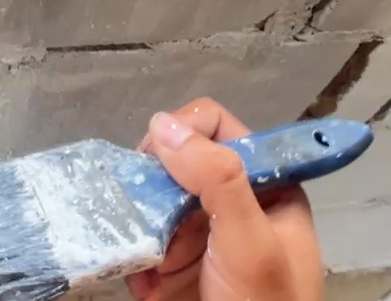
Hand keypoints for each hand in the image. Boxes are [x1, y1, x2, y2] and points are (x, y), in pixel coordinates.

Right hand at [125, 99, 323, 300]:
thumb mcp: (252, 246)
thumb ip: (217, 179)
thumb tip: (162, 123)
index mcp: (265, 190)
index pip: (217, 127)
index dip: (187, 132)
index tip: (166, 160)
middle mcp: (228, 204)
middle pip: (173, 154)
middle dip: (152, 176)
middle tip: (146, 202)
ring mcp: (194, 235)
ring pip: (146, 189)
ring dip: (133, 210)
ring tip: (137, 239)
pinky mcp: (164, 263)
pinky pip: (132, 230)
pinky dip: (126, 242)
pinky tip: (135, 267)